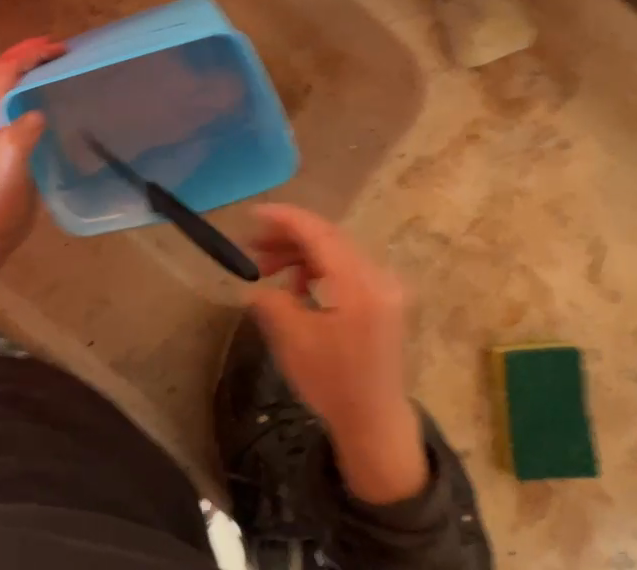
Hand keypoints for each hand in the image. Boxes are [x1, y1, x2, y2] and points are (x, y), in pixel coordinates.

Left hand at [0, 37, 65, 254]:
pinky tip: (58, 101)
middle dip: (29, 54)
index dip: (28, 53)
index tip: (58, 47)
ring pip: (15, 88)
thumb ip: (22, 133)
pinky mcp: (13, 145)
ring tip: (61, 65)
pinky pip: (24, 107)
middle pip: (7, 73)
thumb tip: (40, 112)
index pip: (6, 70)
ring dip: (33, 71)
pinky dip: (39, 93)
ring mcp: (1, 130)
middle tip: (60, 48)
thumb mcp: (11, 161)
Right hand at [247, 203, 427, 503]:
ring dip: (300, 253)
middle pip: (329, 237)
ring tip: (268, 269)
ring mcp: (385, 288)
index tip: (252, 214)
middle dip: (288, 237)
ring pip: (336, 251)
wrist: (375, 423)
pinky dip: (318, 268)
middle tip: (252, 246)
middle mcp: (377, 278)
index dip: (284, 219)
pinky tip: (297, 288)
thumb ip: (272, 301)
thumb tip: (257, 285)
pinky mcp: (383, 300)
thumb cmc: (333, 383)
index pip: (319, 233)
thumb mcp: (293, 340)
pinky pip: (345, 267)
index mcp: (358, 285)